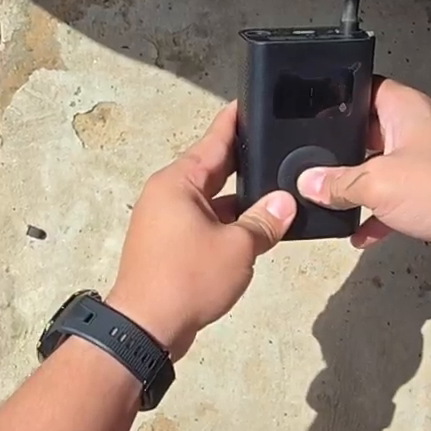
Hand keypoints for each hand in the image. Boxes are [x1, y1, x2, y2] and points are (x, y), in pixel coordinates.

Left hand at [108, 103, 296, 358]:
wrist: (146, 328)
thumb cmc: (187, 279)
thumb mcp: (237, 248)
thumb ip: (265, 221)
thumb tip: (284, 203)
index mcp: (179, 183)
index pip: (213, 140)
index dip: (235, 122)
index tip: (250, 102)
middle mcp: (168, 195)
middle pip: (213, 170)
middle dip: (245, 163)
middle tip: (277, 146)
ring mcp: (165, 222)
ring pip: (211, 201)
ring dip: (240, 202)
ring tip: (278, 193)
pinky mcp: (168, 247)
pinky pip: (204, 224)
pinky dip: (227, 225)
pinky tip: (255, 229)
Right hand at [295, 78, 430, 270]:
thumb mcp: (376, 184)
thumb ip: (337, 183)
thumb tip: (311, 183)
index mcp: (407, 109)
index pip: (367, 89)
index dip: (340, 100)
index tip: (316, 115)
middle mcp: (421, 128)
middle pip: (372, 132)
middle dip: (346, 151)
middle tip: (320, 164)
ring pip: (386, 167)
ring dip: (363, 186)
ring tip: (338, 200)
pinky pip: (400, 197)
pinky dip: (381, 213)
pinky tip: (364, 233)